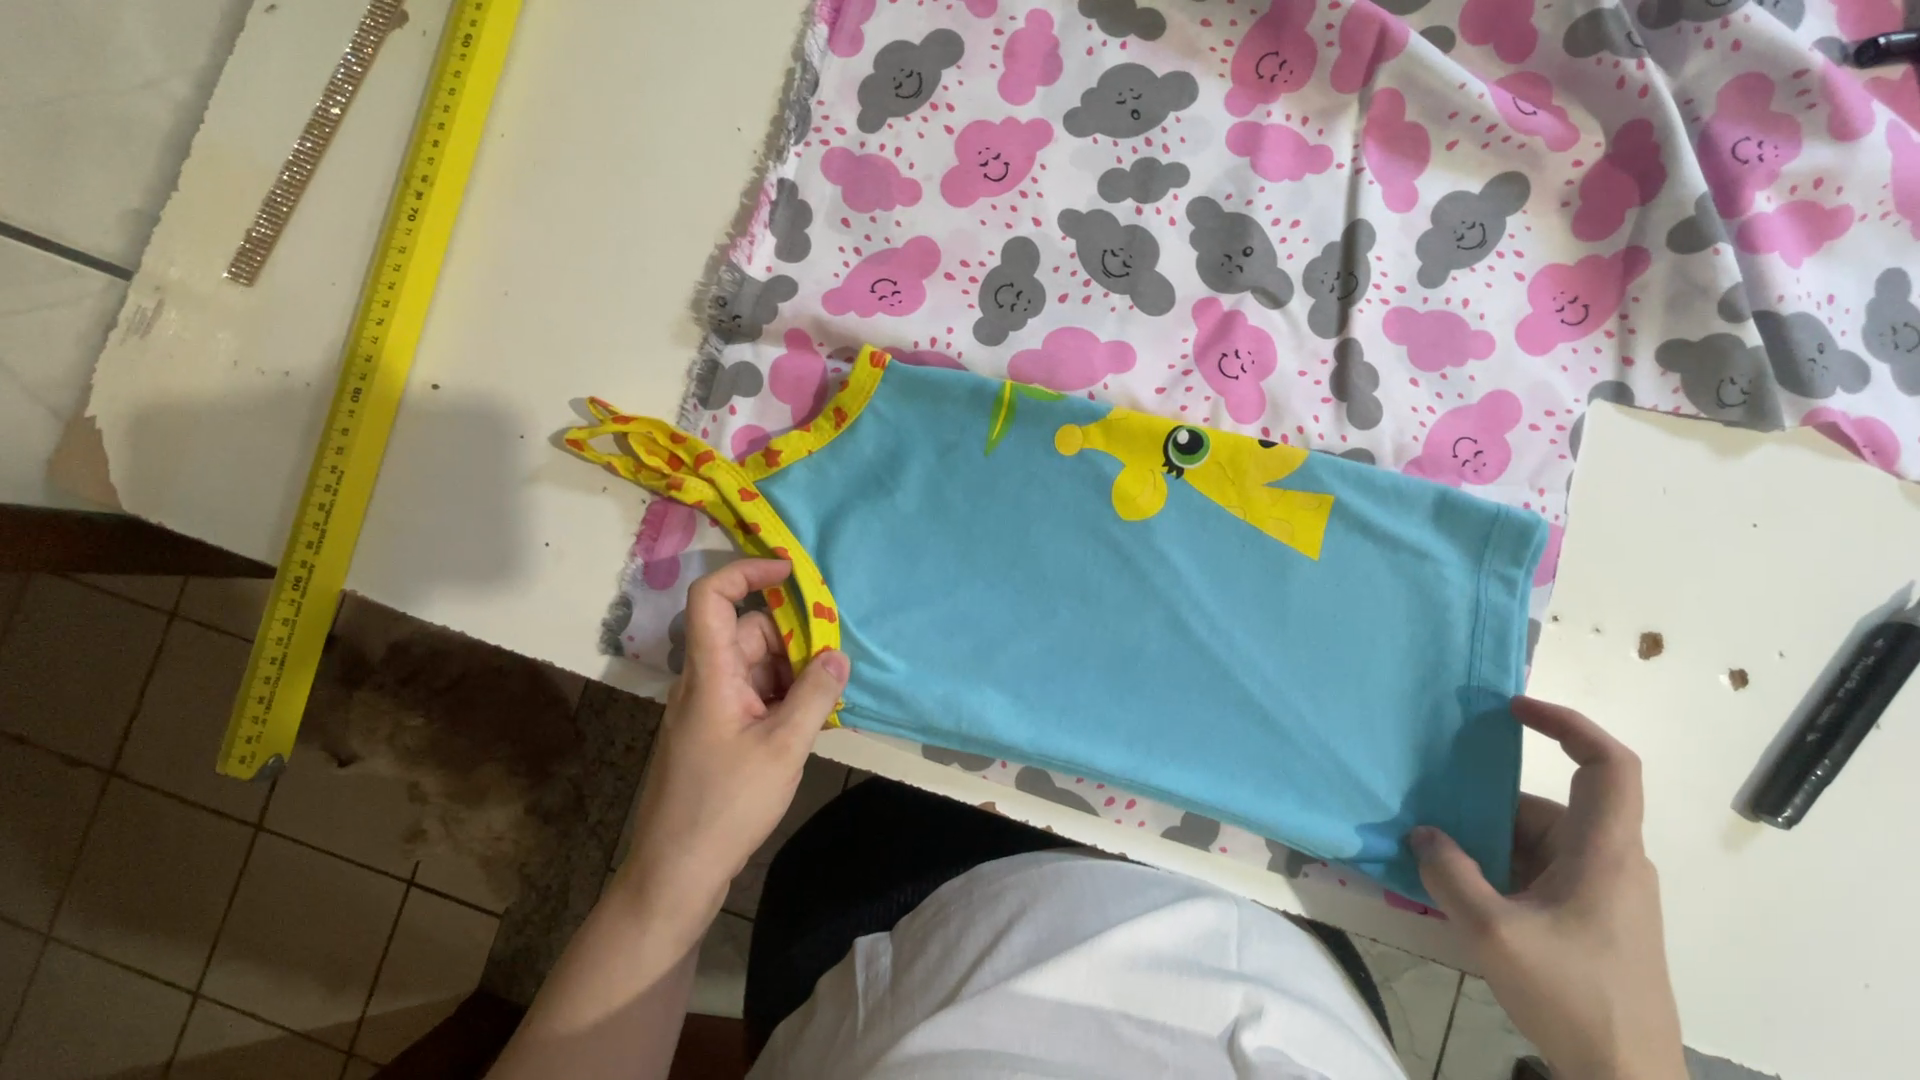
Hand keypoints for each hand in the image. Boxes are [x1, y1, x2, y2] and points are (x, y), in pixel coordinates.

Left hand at [615, 559, 849, 914]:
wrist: (675, 872)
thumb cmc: (726, 805)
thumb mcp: (783, 748)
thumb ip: (814, 696)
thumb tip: (837, 655)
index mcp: (709, 674)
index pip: (712, 597)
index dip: (747, 573)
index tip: (791, 574)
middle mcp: (703, 683)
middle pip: (746, 635)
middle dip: (792, 644)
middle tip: (832, 672)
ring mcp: (706, 710)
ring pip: (753, 668)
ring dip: (790, 676)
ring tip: (824, 707)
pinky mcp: (713, 736)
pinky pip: (750, 697)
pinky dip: (779, 701)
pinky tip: (805, 727)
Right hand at [1409, 697, 1685, 1079]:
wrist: (1628, 1077)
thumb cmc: (1572, 995)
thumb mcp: (1493, 933)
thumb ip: (1450, 874)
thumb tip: (1423, 833)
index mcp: (1605, 852)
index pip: (1609, 765)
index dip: (1568, 723)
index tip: (1513, 708)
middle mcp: (1612, 862)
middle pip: (1550, 806)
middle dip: (1489, 805)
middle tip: (1433, 811)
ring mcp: (1604, 892)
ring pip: (1540, 841)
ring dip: (1489, 842)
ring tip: (1436, 856)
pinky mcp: (1593, 918)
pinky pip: (1540, 871)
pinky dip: (1500, 869)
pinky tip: (1462, 891)